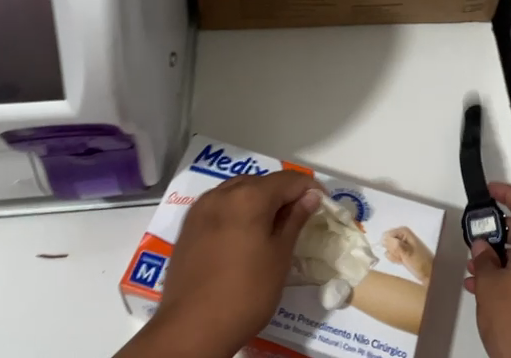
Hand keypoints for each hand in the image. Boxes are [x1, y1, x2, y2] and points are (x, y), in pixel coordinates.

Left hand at [127, 171, 324, 357]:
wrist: (191, 330)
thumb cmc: (245, 294)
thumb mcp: (279, 257)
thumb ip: (295, 220)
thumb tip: (310, 196)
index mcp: (249, 197)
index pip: (288, 180)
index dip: (309, 188)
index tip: (322, 203)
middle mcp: (222, 193)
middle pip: (261, 182)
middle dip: (282, 194)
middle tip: (298, 217)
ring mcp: (202, 208)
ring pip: (238, 191)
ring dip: (258, 200)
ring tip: (271, 226)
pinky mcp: (188, 226)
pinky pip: (219, 205)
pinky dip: (236, 210)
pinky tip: (242, 234)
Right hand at [382, 226, 434, 282]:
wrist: (428, 272)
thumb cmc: (419, 261)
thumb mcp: (407, 252)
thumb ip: (394, 245)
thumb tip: (383, 239)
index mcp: (403, 231)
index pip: (386, 236)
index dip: (390, 245)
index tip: (397, 251)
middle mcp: (401, 235)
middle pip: (386, 242)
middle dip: (392, 251)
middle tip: (401, 256)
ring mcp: (401, 243)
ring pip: (388, 249)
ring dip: (394, 256)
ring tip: (403, 259)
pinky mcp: (401, 251)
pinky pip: (391, 255)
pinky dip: (395, 259)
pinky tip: (402, 262)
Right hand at [464, 183, 510, 357]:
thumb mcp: (490, 287)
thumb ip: (484, 261)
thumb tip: (482, 247)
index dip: (508, 193)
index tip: (490, 188)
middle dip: (496, 230)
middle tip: (474, 235)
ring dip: (496, 257)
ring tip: (472, 267)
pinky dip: (503, 277)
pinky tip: (481, 289)